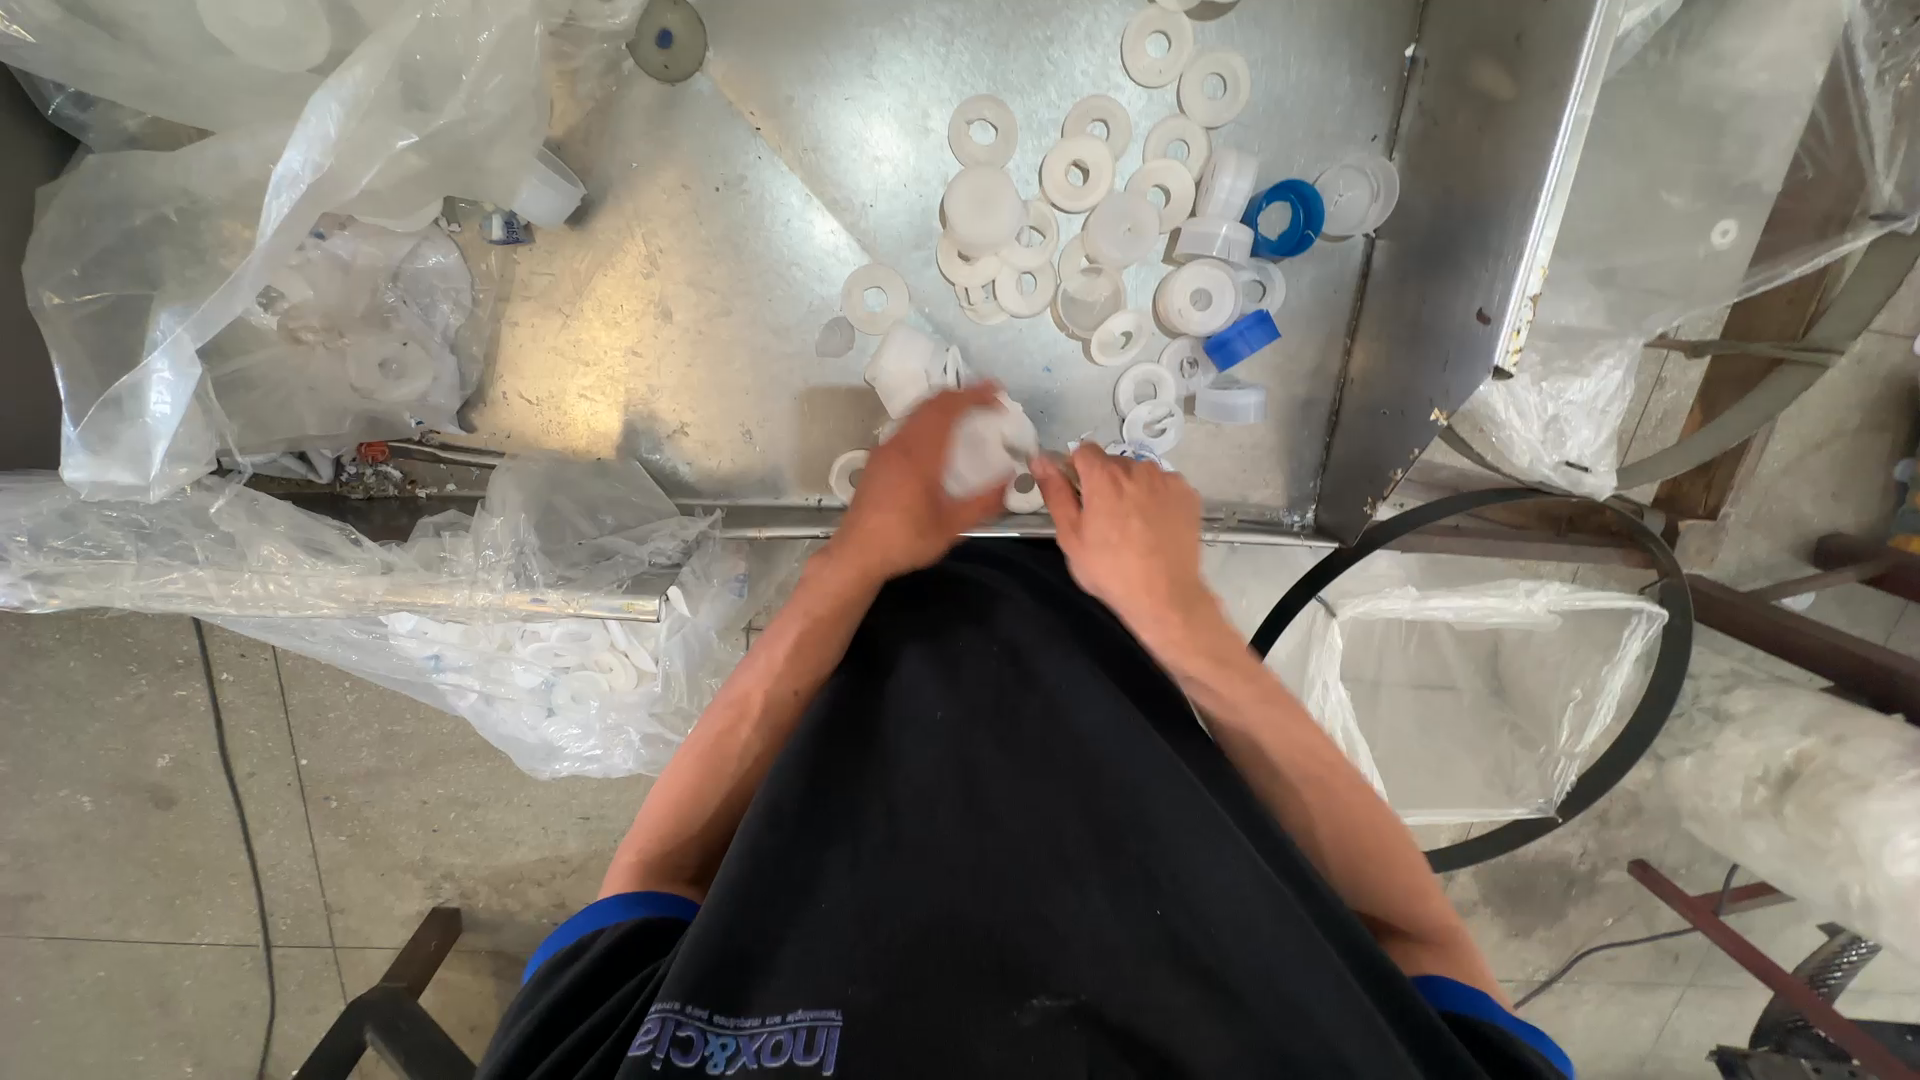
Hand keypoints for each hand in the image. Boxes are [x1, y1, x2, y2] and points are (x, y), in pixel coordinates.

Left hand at [826, 384, 1010, 584]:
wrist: (857, 555)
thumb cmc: (904, 541)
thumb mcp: (951, 527)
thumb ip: (983, 502)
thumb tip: (1009, 481)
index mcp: (919, 455)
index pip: (949, 409)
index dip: (975, 395)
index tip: (997, 393)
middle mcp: (899, 444)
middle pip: (931, 403)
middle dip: (962, 394)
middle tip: (987, 399)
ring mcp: (884, 450)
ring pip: (916, 413)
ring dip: (944, 406)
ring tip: (967, 413)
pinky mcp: (877, 461)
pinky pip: (906, 426)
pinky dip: (929, 420)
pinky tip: (939, 438)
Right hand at [1031, 445, 1226, 647]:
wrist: (1164, 595)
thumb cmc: (1109, 569)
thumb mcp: (1071, 535)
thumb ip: (1055, 492)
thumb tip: (1040, 460)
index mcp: (1104, 476)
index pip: (1084, 450)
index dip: (1077, 469)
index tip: (1079, 495)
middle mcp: (1137, 468)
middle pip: (1113, 462)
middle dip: (1105, 482)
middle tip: (1105, 518)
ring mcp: (1167, 480)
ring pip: (1140, 473)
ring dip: (1132, 488)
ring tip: (1133, 524)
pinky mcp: (1188, 494)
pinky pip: (1164, 485)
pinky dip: (1157, 498)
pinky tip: (1155, 526)